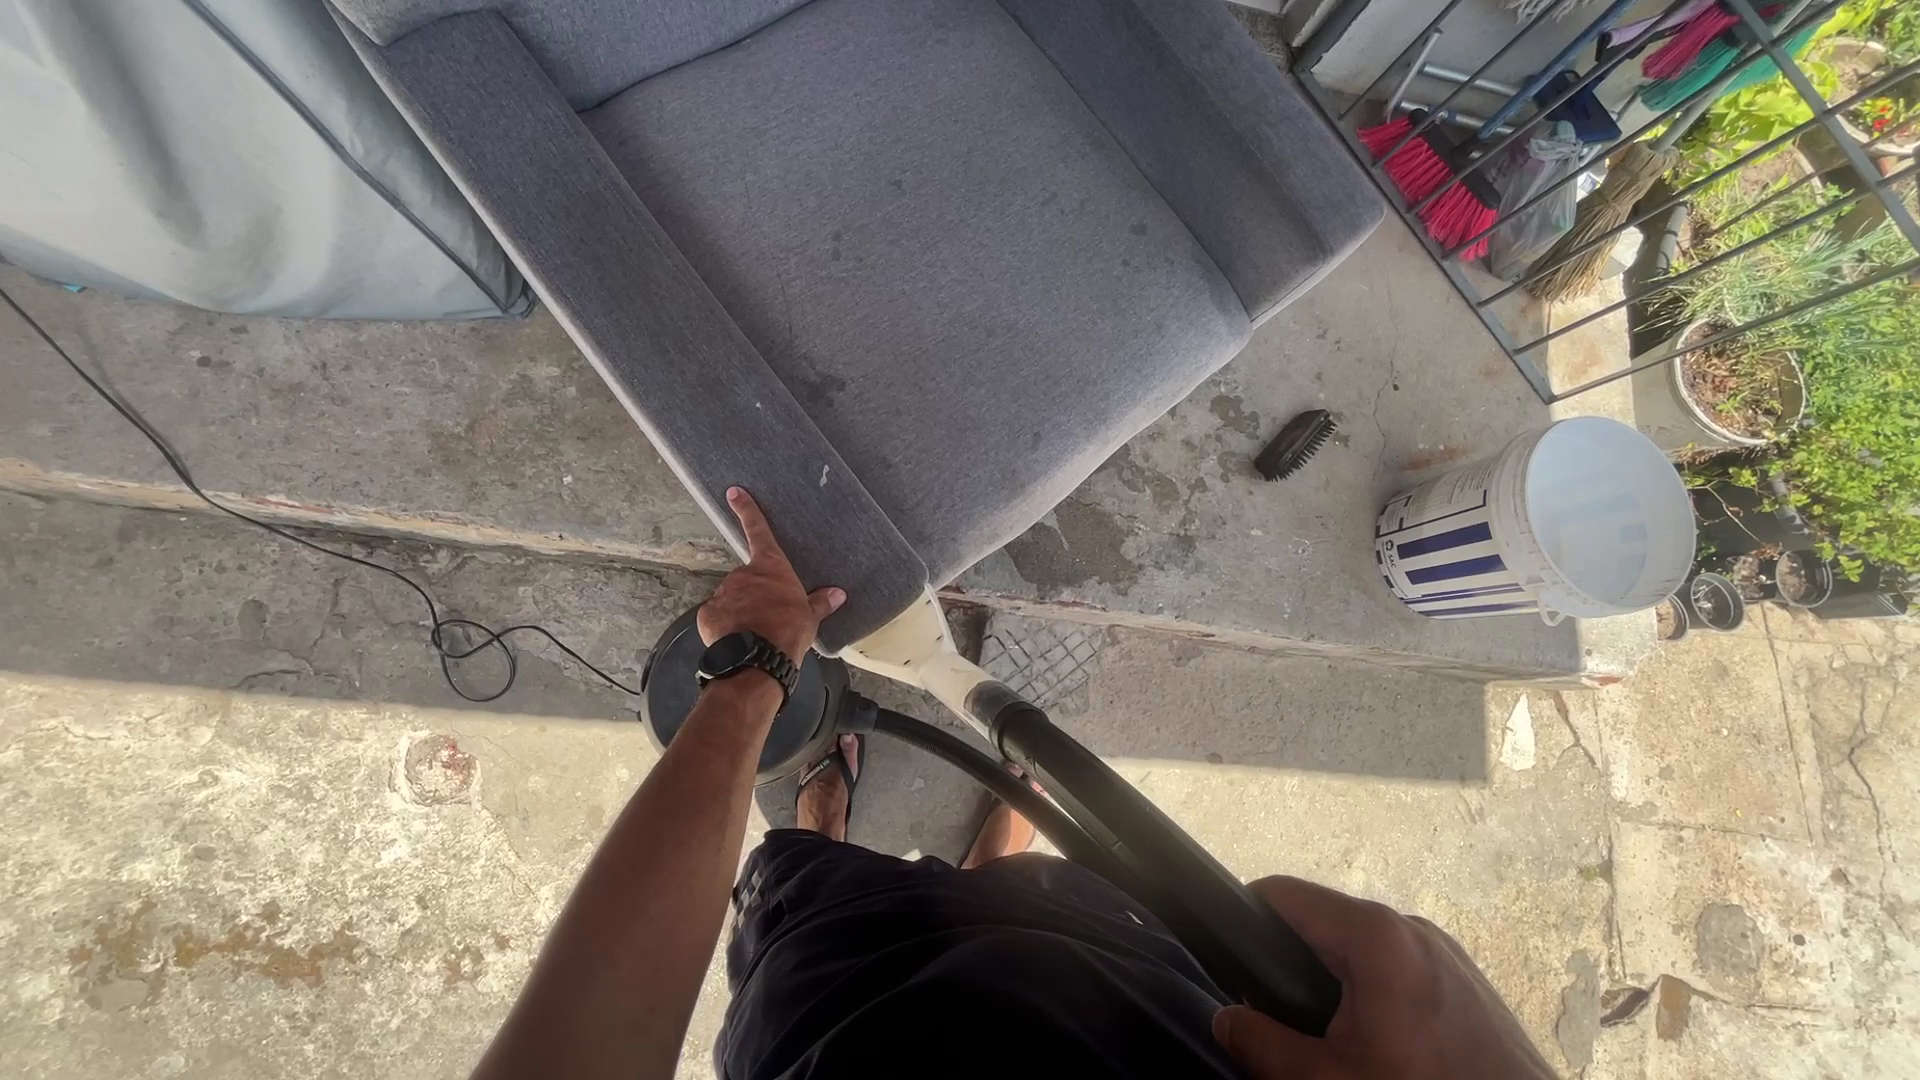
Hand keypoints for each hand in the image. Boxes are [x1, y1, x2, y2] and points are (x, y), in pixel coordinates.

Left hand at [698, 487, 845, 663]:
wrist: (758, 658)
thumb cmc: (787, 632)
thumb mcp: (810, 617)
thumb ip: (821, 602)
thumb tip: (838, 594)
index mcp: (770, 567)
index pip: (759, 531)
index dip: (747, 510)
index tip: (734, 493)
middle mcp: (744, 574)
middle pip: (748, 578)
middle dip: (755, 593)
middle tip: (768, 616)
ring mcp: (723, 593)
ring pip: (732, 597)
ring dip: (741, 610)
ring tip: (755, 631)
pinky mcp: (708, 613)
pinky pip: (718, 616)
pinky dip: (726, 625)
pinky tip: (737, 637)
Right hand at [1214, 876, 1554, 1079]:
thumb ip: (1262, 1044)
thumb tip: (1225, 1019)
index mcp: (1374, 933)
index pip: (1284, 893)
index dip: (1245, 917)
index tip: (1232, 961)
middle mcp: (1410, 926)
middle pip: (1322, 920)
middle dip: (1291, 963)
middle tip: (1280, 1017)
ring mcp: (1446, 951)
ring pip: (1361, 946)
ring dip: (1333, 981)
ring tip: (1333, 1040)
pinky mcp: (1469, 981)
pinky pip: (1398, 967)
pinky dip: (1373, 993)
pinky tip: (1381, 1047)